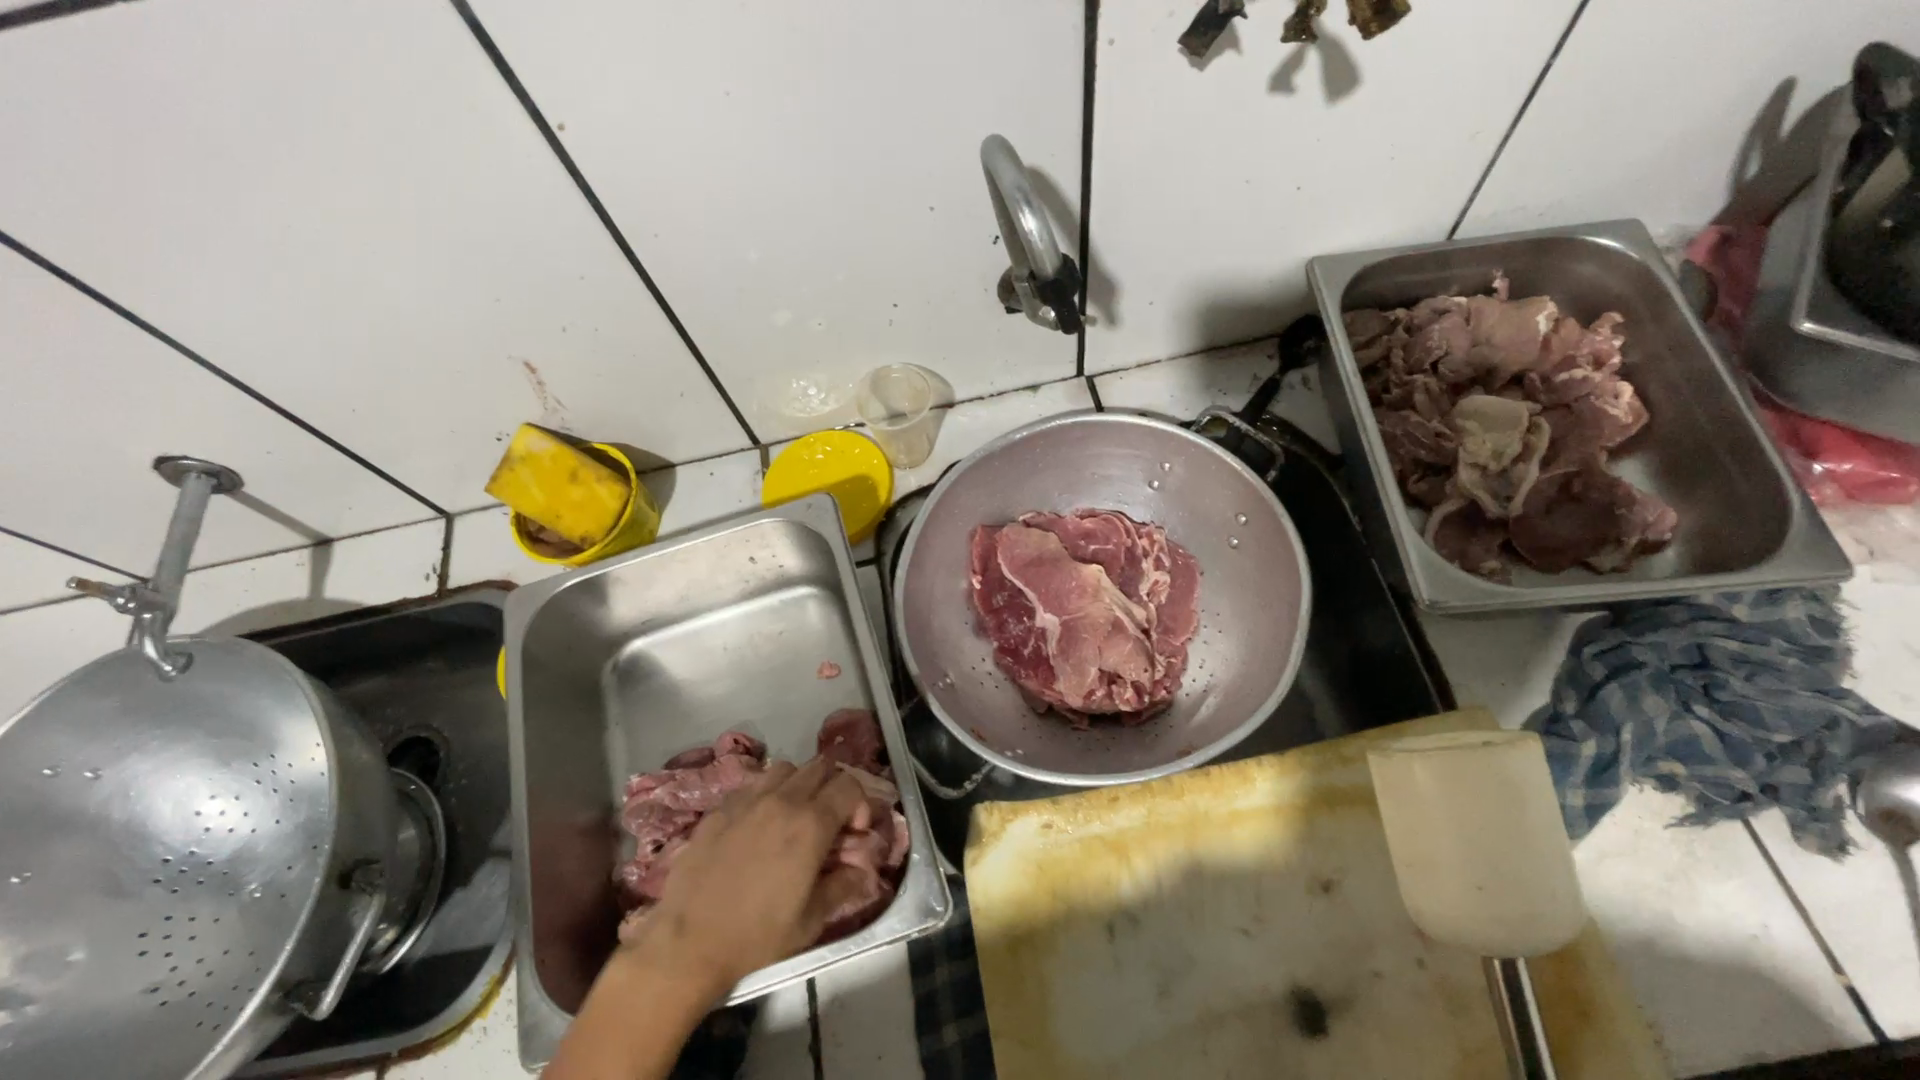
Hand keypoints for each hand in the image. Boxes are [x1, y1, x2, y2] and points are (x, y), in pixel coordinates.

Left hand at [624, 757, 871, 996]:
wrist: (689, 943)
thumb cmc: (757, 936)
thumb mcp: (812, 919)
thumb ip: (844, 883)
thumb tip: (861, 867)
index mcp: (810, 824)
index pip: (849, 785)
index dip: (860, 805)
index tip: (851, 834)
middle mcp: (781, 800)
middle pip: (820, 766)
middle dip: (833, 788)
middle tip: (829, 821)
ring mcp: (746, 800)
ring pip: (785, 768)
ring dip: (799, 784)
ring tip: (793, 817)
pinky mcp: (718, 809)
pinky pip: (752, 784)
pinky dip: (766, 794)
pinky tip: (758, 825)